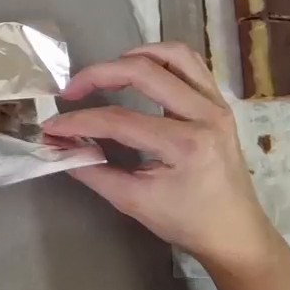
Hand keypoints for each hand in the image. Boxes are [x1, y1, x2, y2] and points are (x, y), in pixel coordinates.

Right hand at [43, 43, 279, 274]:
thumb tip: (59, 146)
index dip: (80, 121)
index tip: (53, 125)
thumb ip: (93, 170)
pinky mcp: (219, 102)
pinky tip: (139, 69)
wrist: (236, 234)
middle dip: (98, 75)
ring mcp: (216, 104)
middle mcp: (205, 115)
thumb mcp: (134, 202)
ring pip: (173, 55)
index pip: (120, 119)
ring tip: (106, 72)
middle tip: (71, 90)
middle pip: (144, 72)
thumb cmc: (187, 222)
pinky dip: (160, 58)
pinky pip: (190, 63)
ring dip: (133, 56)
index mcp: (186, 144)